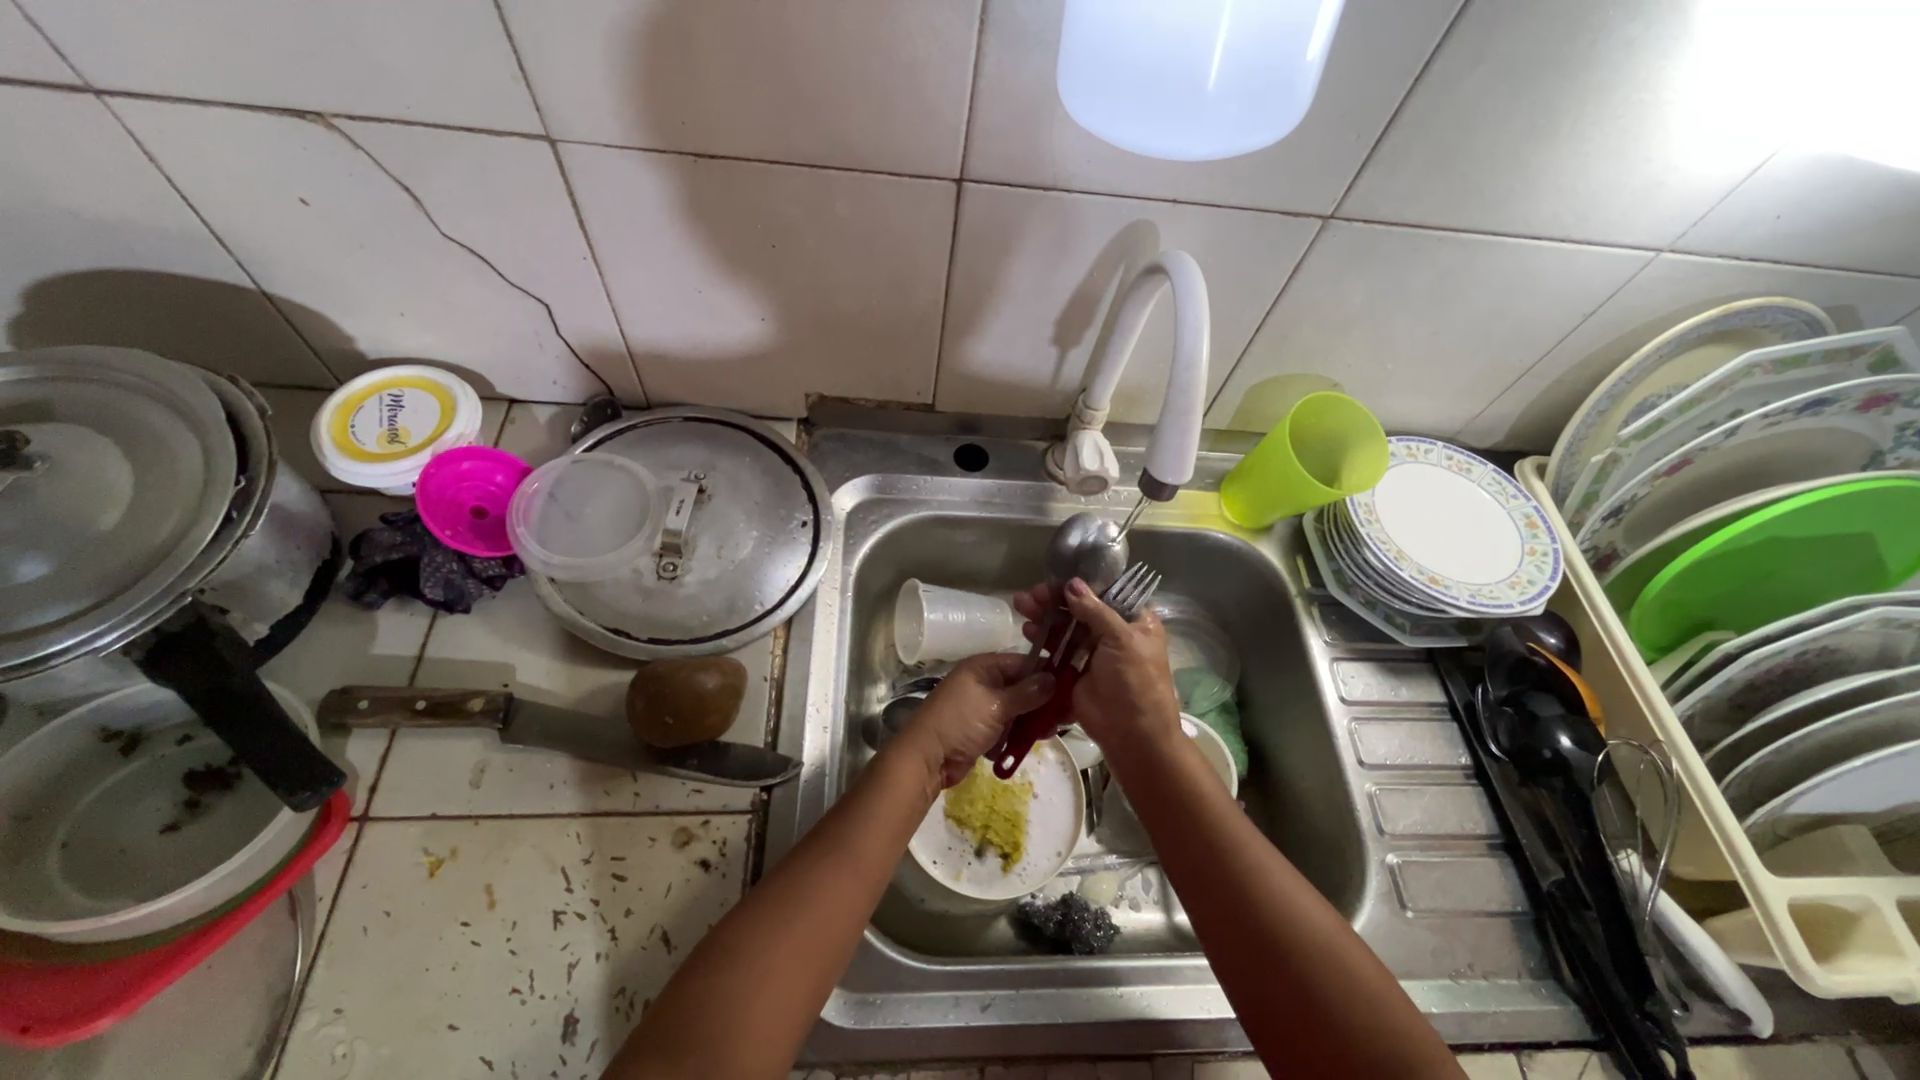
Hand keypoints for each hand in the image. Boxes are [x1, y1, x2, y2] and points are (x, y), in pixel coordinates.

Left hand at [902, 653, 1055, 787]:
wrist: (926, 759)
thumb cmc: (959, 723)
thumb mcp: (996, 705)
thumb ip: (1027, 693)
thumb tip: (1054, 679)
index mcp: (983, 667)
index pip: (1023, 662)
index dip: (1047, 673)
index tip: (1072, 686)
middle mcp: (984, 682)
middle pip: (1023, 687)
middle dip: (1043, 701)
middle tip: (1065, 715)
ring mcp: (982, 706)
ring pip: (1018, 709)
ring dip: (1032, 720)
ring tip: (1050, 732)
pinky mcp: (982, 729)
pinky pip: (1008, 727)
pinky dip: (1018, 734)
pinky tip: (1033, 742)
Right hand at [1012, 578, 1181, 753]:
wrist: (1132, 734)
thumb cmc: (1136, 682)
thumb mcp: (1122, 640)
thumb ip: (1095, 610)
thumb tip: (1072, 583)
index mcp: (1135, 622)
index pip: (1106, 593)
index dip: (1082, 584)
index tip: (1056, 578)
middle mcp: (1114, 633)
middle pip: (1081, 608)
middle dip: (1056, 599)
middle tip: (1032, 593)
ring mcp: (1093, 653)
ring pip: (1066, 626)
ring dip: (1045, 616)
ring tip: (1023, 606)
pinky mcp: (1075, 671)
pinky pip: (1057, 649)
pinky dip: (1043, 638)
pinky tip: (1028, 630)